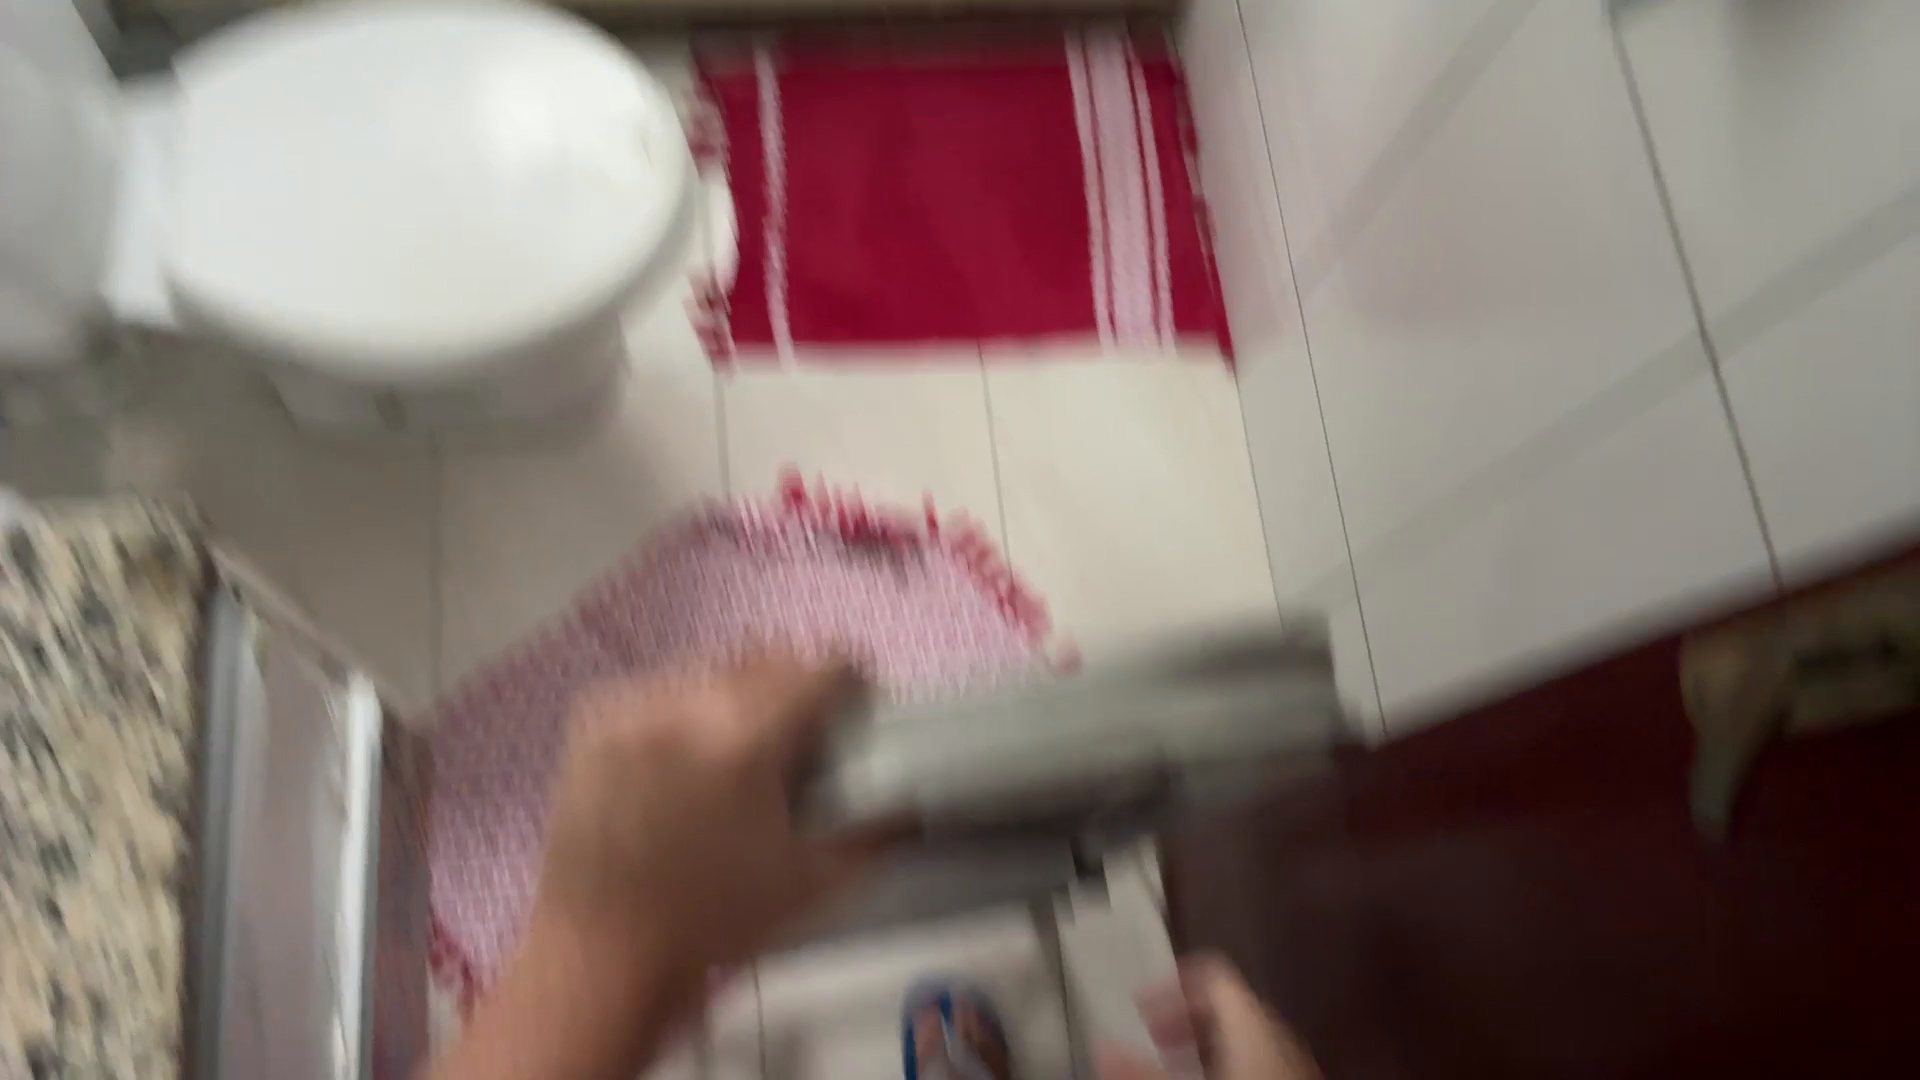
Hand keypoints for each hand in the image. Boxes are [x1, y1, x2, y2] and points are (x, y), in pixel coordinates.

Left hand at [533, 647, 882, 988]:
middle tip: (795, 729)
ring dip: (740, 689)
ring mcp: (637, 703)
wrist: (598, 954)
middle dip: (795, 682)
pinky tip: (682, 748)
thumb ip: (876, 832)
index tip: (854, 697)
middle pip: (769, 653)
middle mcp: (690, 704)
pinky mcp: (596, 714)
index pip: (821, 666)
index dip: (850, 674)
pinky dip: (686, 701)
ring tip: (733, 741)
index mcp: (748, 740)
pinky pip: (663, 680)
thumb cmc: (714, 919)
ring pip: (716, 662)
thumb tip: (914, 797)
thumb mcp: (810, 882)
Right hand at [1097, 955, 1320, 1079]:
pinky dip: (1232, 1063)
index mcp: (1251, 1021)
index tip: (1145, 1003)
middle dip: (1186, 1015)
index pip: (1212, 970)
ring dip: (1208, 1043)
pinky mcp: (1299, 1078)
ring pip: (1246, 1035)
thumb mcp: (1186, 1078)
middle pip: (1228, 1003)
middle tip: (1155, 1035)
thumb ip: (1141, 1066)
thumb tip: (1099, 1043)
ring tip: (1178, 1064)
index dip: (1173, 979)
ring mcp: (1295, 1062)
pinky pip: (1262, 1060)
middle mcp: (1277, 1032)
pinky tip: (1214, 1079)